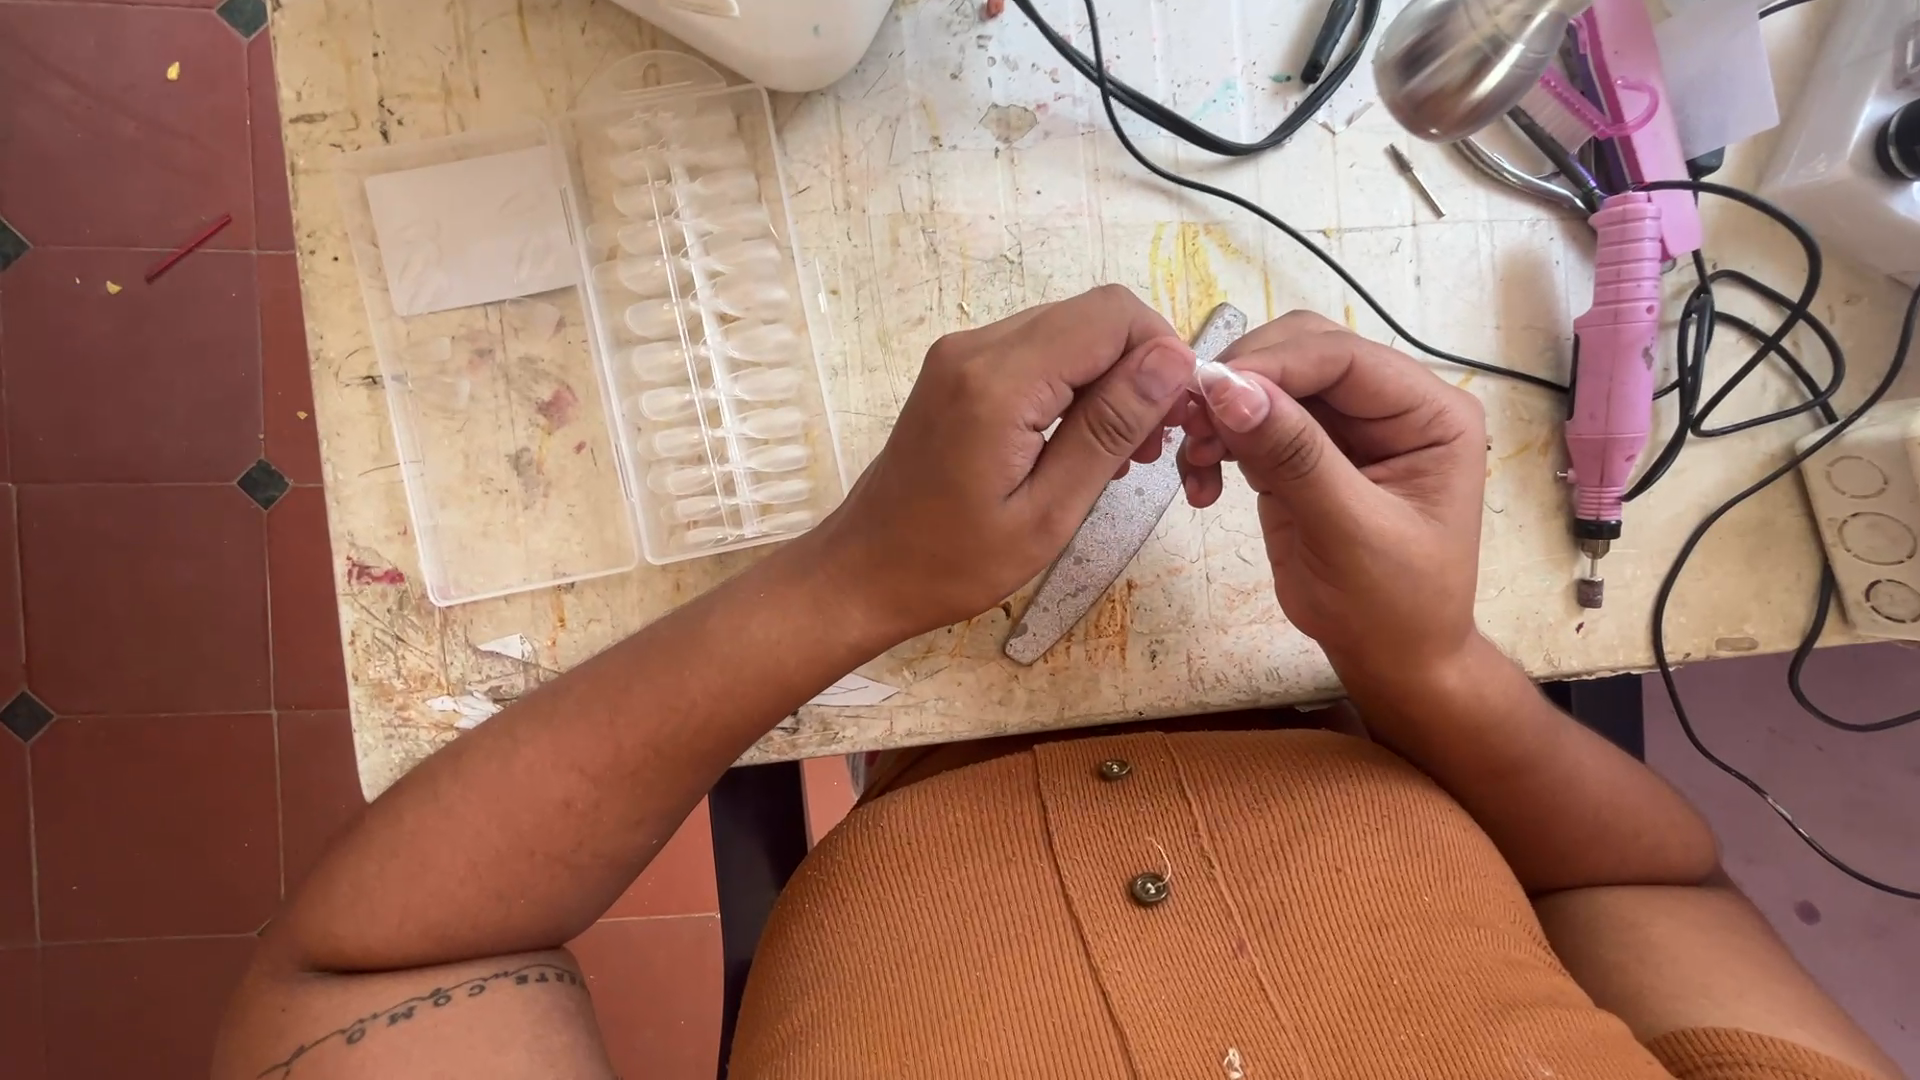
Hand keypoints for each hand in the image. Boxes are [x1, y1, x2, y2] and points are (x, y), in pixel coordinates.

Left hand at [806, 286, 1194, 642]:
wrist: (865, 571)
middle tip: (1149, 448)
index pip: (1112, 314)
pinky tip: (1075, 445)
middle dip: (1138, 370)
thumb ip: (1109, 428)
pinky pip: (1034, 355)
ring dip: (1107, 382)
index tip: (1174, 420)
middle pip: (1091, 316)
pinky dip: (1070, 389)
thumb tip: (1173, 359)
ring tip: (1116, 456)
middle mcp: (975, 347)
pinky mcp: (955, 372)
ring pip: (1066, 334)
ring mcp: (960, 355)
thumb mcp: (1048, 512)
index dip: (1161, 353)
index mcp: (999, 381)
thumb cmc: (953, 563)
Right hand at [1178, 312, 1486, 684]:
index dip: (1271, 365)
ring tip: (1193, 464)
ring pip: (1262, 387)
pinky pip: (1244, 427)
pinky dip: (1214, 447)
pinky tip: (1202, 487)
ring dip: (1218, 417)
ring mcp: (1337, 430)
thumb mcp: (1349, 529)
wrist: (1384, 653)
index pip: (1341, 357)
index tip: (1205, 392)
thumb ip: (1293, 455)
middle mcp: (1383, 407)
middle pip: (1297, 355)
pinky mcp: (1296, 456)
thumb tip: (1227, 389)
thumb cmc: (1391, 602)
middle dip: (1239, 383)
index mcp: (1425, 412)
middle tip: (1189, 424)